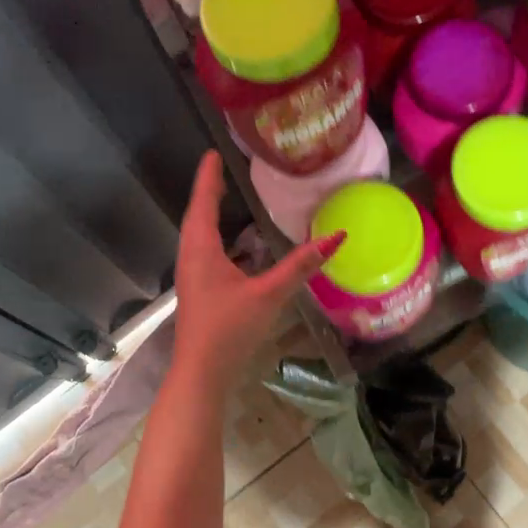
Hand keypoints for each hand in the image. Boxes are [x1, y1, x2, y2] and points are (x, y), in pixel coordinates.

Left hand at [171, 152, 340, 388]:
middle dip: (210, 192)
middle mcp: (191, 257)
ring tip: (225, 199)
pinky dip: (217, 239)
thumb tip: (335, 237)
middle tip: (221, 170)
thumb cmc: (229, 330)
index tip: (212, 153)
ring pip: (200, 236)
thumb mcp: (268, 295)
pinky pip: (206, 253)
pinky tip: (234, 247)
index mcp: (201, 249)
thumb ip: (299, 266)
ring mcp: (193, 277)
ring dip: (211, 216)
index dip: (209, 177)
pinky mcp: (199, 293)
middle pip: (198, 215)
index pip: (204, 202)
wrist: (202, 373)